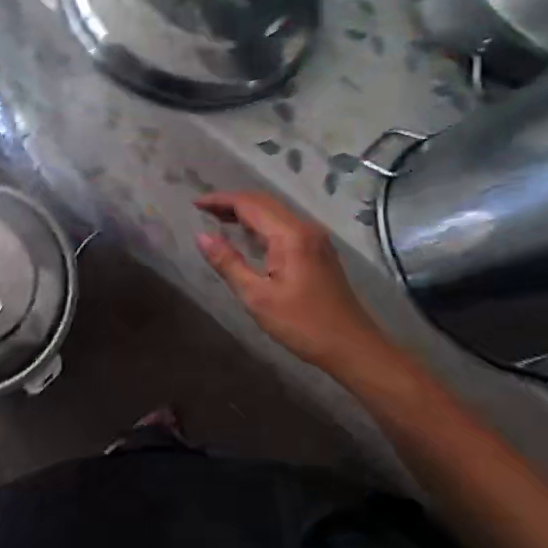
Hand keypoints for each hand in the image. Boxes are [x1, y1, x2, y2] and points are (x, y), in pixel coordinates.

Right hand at [194, 191, 389, 371]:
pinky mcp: (318, 250)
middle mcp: (305, 228)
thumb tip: (201, 237)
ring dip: (247, 212)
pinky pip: (284, 225)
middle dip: (231, 202)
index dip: (220, 200)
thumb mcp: (257, 298)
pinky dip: (261, 224)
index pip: (249, 204)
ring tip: (218, 220)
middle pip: (263, 202)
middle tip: (203, 210)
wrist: (353, 347)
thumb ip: (228, 263)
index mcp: (290, 235)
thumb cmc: (303, 325)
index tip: (195, 204)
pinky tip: (248, 237)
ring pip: (275, 213)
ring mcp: (315, 238)